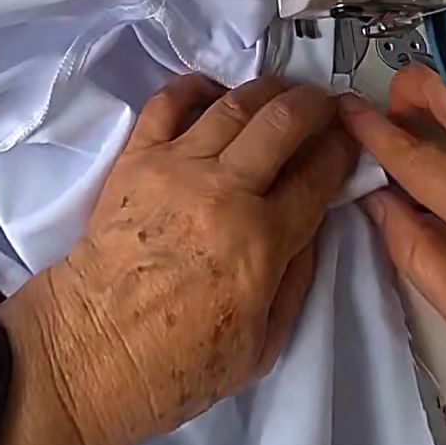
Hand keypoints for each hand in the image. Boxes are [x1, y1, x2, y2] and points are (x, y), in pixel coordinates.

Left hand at [4, 74, 357, 444]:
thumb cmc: (181, 359)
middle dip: (312, 105)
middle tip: (324, 100)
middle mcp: (223, 190)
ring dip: (265, 89)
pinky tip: (211, 85)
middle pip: (279, 126)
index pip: (315, 179)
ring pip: (231, 107)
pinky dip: (190, 86)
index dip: (339, 152)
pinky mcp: (136, 157)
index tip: (349, 137)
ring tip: (282, 86)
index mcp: (261, 240)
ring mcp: (175, 166)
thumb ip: (296, 275)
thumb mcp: (265, 343)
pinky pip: (165, 105)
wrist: (96, 343)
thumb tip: (314, 220)